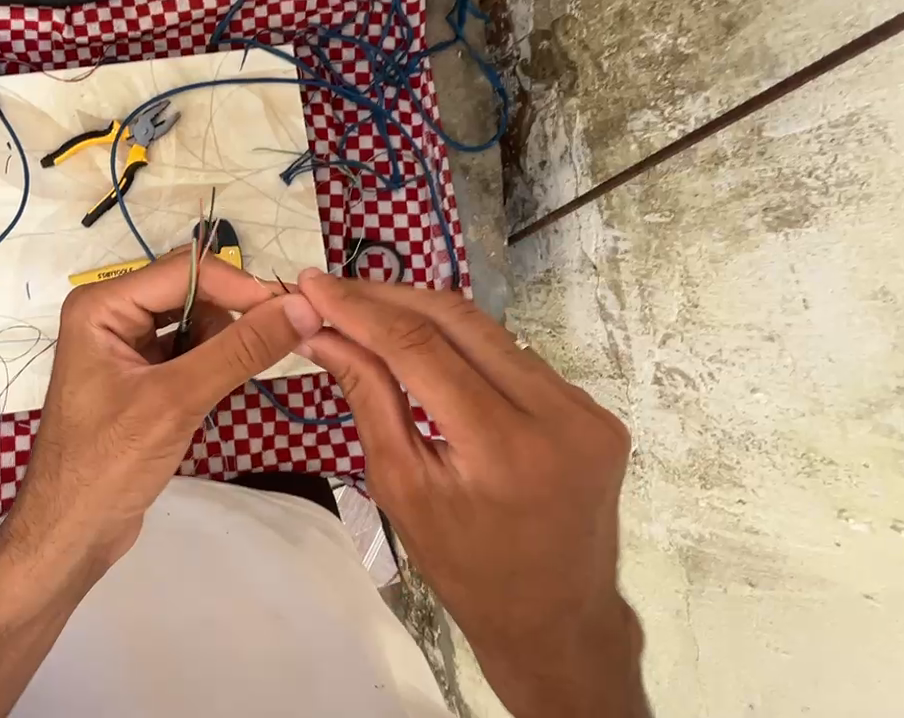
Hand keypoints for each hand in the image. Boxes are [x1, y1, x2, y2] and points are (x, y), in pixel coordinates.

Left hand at [5, 249, 323, 572]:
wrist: (72, 534)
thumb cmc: (110, 463)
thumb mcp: (177, 400)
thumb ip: (239, 350)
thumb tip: (301, 307)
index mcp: (101, 304)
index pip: (185, 272)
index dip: (240, 286)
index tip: (294, 310)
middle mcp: (109, 312)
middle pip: (189, 291)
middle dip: (231, 315)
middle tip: (279, 341)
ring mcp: (122, 343)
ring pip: (192, 319)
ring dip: (222, 342)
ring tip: (228, 382)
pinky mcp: (138, 373)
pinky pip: (186, 348)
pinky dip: (210, 361)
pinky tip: (216, 390)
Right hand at [294, 270, 645, 717]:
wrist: (558, 619)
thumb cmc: (465, 567)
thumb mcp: (400, 486)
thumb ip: (366, 397)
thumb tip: (322, 334)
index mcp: (504, 447)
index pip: (418, 347)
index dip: (359, 308)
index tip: (312, 284)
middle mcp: (558, 414)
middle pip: (456, 318)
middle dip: (386, 296)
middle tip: (332, 289)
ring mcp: (584, 406)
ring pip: (484, 328)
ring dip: (419, 312)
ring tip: (364, 309)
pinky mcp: (590, 406)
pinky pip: (509, 352)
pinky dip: (457, 340)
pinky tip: (419, 342)